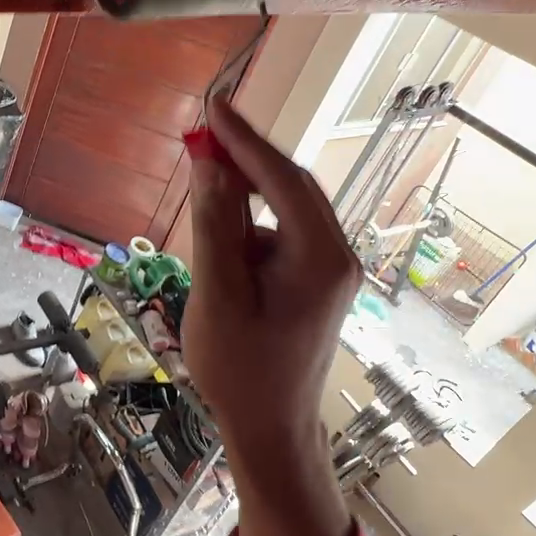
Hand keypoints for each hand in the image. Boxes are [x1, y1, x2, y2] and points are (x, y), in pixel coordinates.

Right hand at [183, 94, 361, 535]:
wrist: (271, 428)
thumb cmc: (240, 369)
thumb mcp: (218, 295)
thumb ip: (215, 227)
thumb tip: (210, 166)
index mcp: (320, 257)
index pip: (281, 179)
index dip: (243, 140)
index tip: (212, 107)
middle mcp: (335, 255)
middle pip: (290, 186)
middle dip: (245, 159)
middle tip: (200, 137)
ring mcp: (328, 268)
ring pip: (285, 208)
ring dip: (245, 191)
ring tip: (203, 180)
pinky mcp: (315, 280)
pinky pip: (281, 233)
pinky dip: (249, 222)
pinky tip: (220, 233)